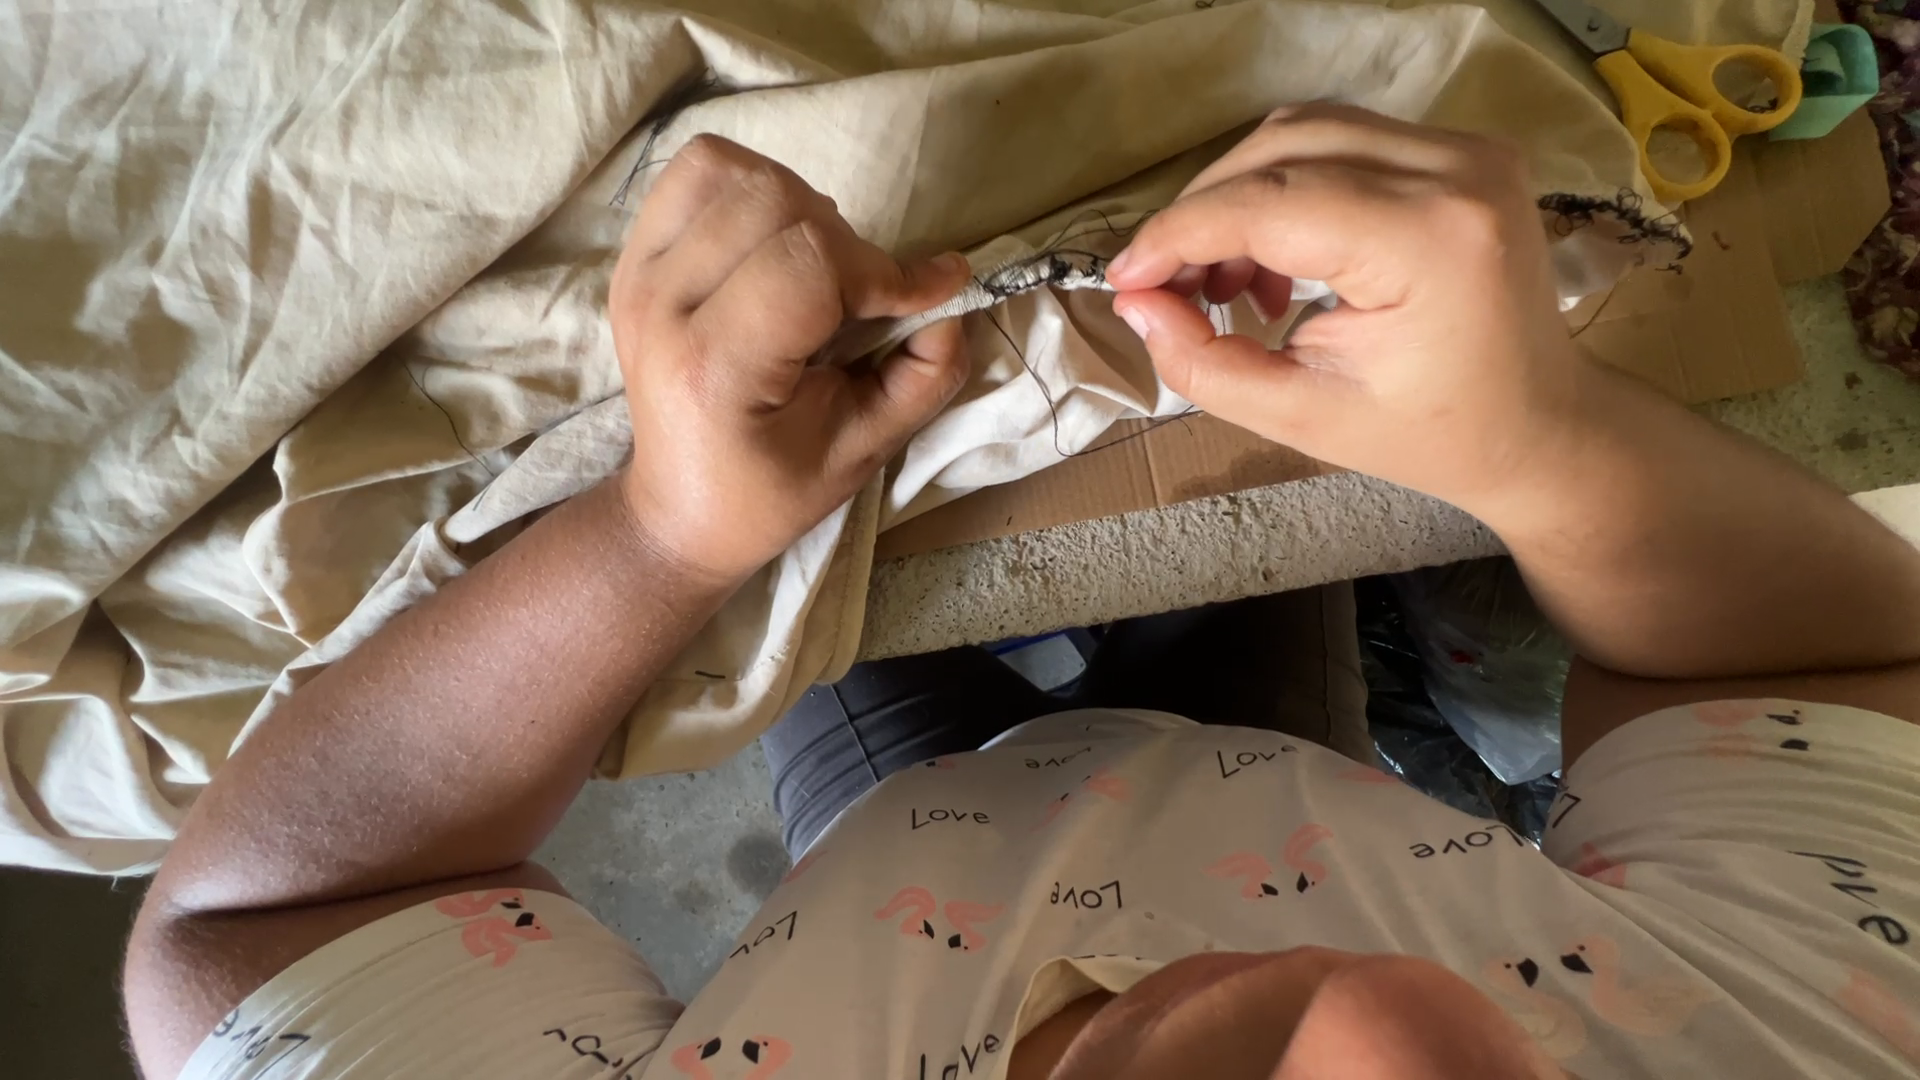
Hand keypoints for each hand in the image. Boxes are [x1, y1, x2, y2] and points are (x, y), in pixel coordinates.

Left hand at [608, 136, 971, 583]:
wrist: (684, 507)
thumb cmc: (776, 490)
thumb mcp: (866, 451)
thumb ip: (925, 375)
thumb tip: (950, 293)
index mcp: (716, 368)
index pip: (809, 263)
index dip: (886, 271)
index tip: (928, 295)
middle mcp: (662, 305)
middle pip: (774, 202)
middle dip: (848, 244)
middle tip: (863, 298)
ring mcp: (638, 273)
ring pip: (736, 172)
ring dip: (804, 209)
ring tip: (820, 270)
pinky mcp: (633, 257)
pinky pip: (701, 171)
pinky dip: (755, 187)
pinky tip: (777, 242)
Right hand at [1106, 105, 1590, 513]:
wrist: (1536, 424)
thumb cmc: (1421, 435)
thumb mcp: (1295, 418)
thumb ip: (1202, 363)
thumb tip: (1135, 303)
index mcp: (1425, 241)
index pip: (1266, 204)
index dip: (1175, 236)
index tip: (1121, 280)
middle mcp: (1453, 168)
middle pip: (1279, 147)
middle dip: (1198, 216)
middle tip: (1162, 288)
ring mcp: (1462, 149)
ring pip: (1300, 134)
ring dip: (1233, 201)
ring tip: (1218, 285)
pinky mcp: (1454, 153)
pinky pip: (1333, 146)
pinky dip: (1275, 196)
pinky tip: (1269, 266)